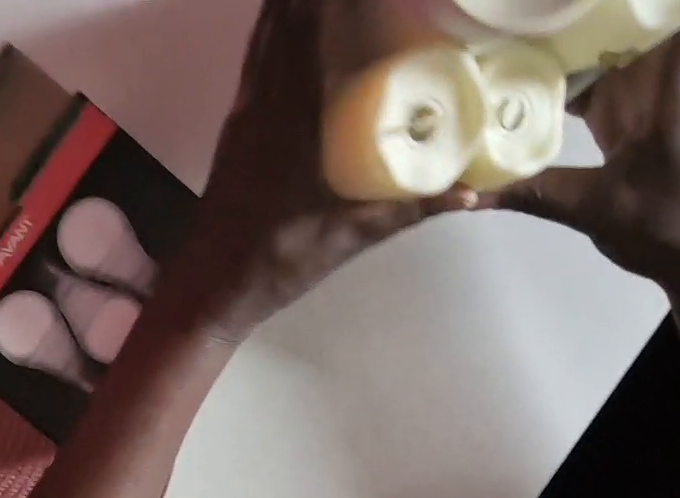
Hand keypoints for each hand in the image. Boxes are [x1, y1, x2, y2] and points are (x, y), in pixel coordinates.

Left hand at [169, 0, 481, 344]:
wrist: (210, 287)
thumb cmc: (275, 265)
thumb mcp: (346, 239)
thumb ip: (406, 211)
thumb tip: (469, 194)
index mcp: (291, 122)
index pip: (311, 31)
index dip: (335, 1)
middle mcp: (261, 104)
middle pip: (286, 20)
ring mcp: (242, 114)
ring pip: (265, 34)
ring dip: (290, 5)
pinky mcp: (234, 128)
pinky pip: (255, 59)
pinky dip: (272, 28)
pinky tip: (284, 19)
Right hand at [497, 21, 679, 286]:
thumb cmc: (671, 226)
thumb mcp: (595, 209)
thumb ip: (534, 194)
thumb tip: (470, 193)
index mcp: (665, 91)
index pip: (674, 14)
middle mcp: (657, 87)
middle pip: (626, 27)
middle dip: (582, 16)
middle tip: (527, 13)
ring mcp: (643, 109)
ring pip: (607, 57)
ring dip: (570, 48)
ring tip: (519, 39)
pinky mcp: (631, 132)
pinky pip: (596, 93)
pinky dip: (567, 87)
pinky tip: (530, 90)